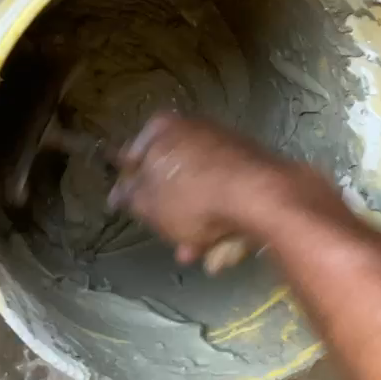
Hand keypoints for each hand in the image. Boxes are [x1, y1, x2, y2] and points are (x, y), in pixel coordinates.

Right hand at [109, 113, 331, 263]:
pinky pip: (227, 196)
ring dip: (195, 224)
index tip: (128, 205)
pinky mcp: (254, 169)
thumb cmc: (192, 197)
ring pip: (200, 190)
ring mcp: (227, 148)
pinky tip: (220, 248)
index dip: (128, 183)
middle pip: (171, 175)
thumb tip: (117, 192)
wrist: (263, 198)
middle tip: (165, 234)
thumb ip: (129, 197)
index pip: (133, 154)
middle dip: (168, 211)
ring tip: (194, 251)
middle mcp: (195, 129)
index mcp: (162, 128)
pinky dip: (221, 220)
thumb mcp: (147, 203)